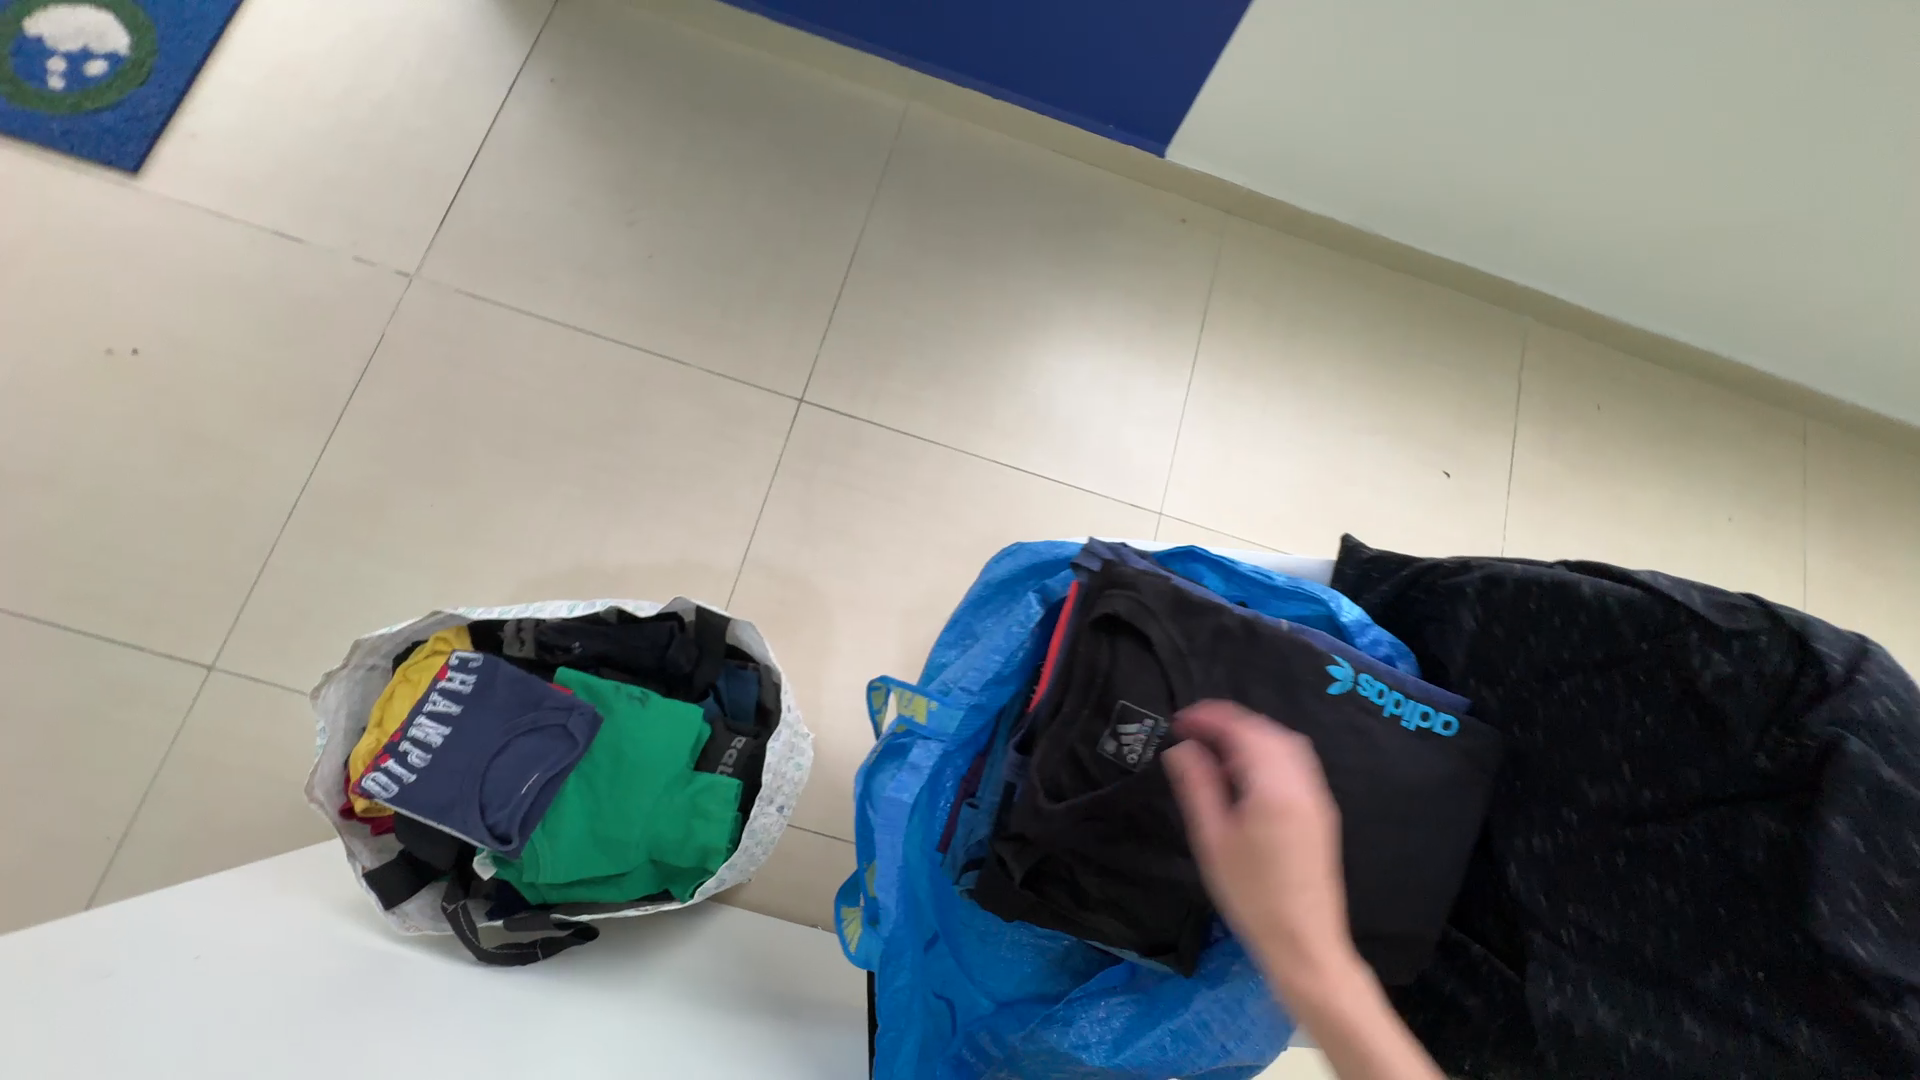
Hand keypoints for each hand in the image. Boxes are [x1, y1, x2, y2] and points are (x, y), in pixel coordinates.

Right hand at [1162, 700, 1353, 991]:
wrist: (1304, 943)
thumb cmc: (1250, 894)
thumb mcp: (1211, 839)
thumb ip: (1196, 786)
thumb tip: (1181, 748)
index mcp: (1273, 788)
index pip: (1242, 730)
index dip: (1209, 718)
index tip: (1179, 721)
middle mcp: (1302, 784)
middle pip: (1267, 731)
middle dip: (1229, 721)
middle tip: (1192, 729)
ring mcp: (1316, 797)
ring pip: (1285, 744)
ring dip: (1249, 733)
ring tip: (1215, 744)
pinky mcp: (1320, 812)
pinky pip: (1295, 762)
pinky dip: (1267, 750)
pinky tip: (1244, 769)